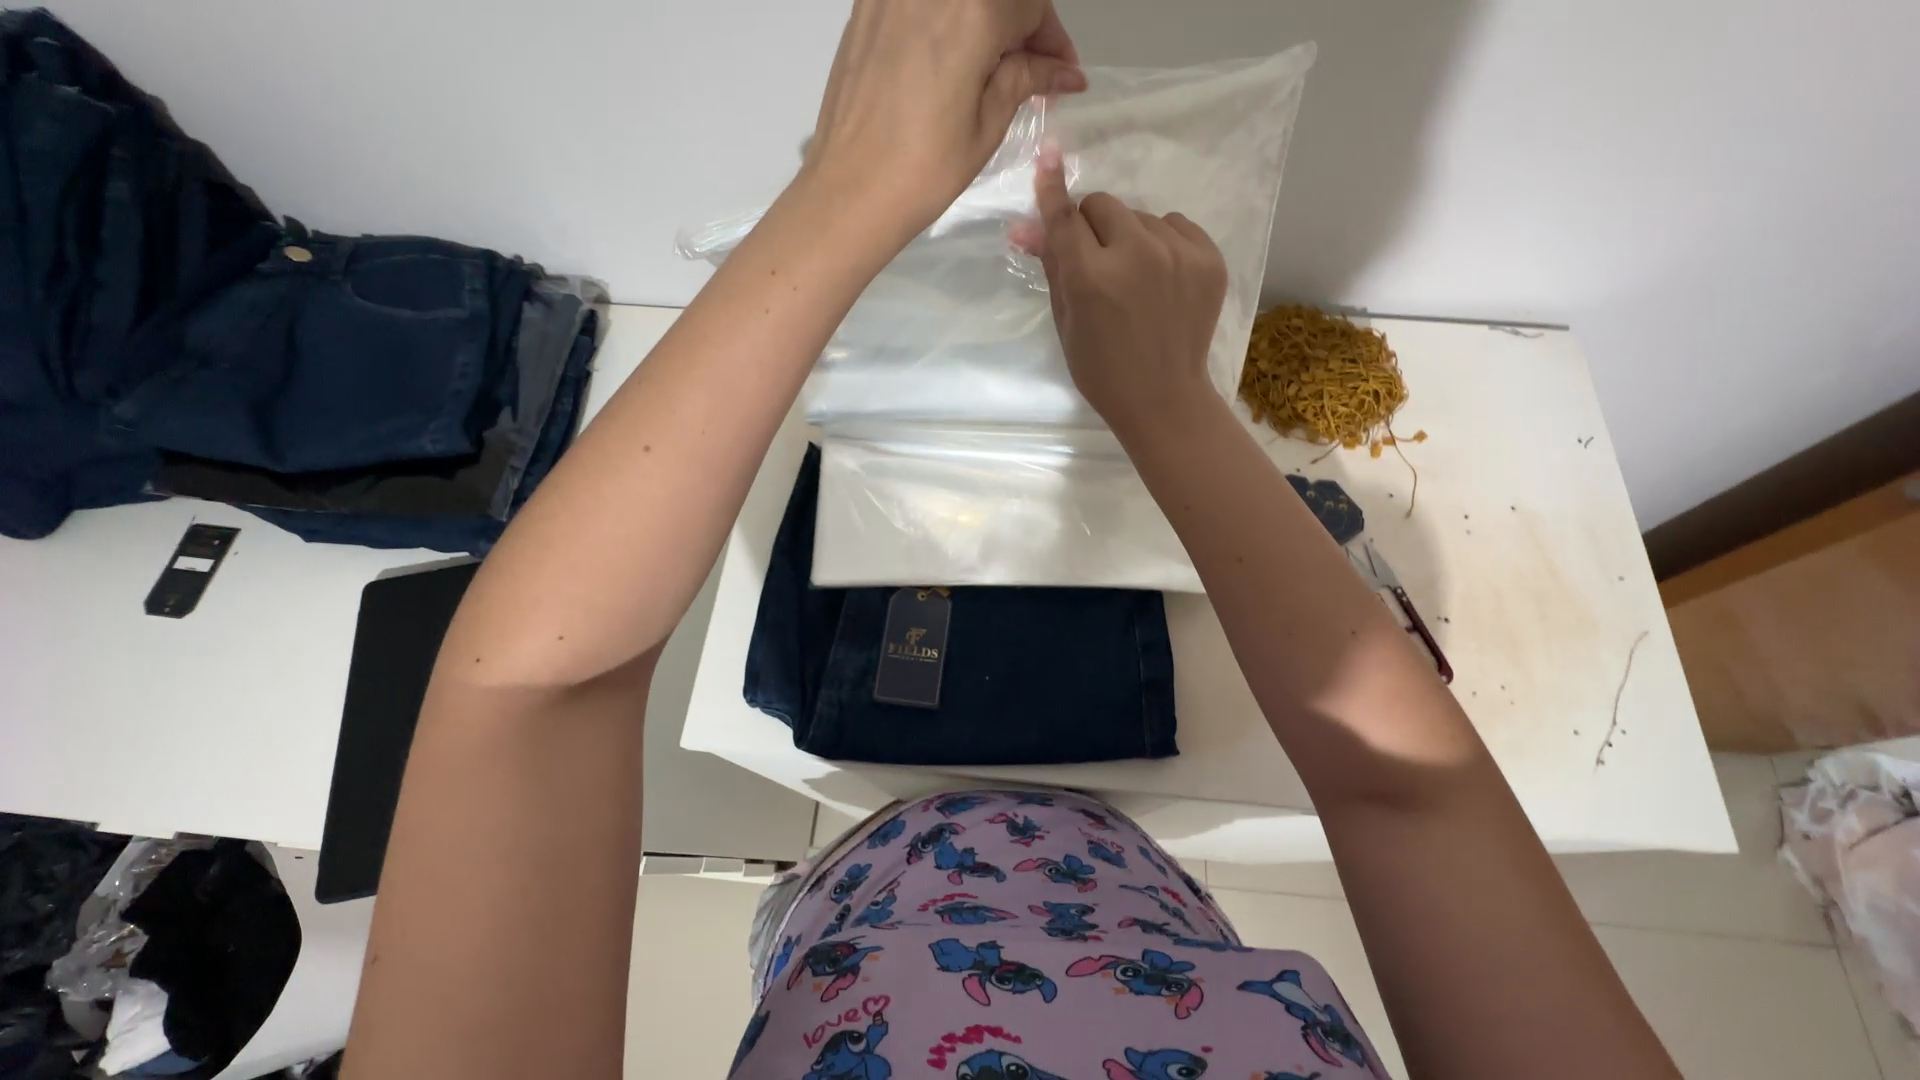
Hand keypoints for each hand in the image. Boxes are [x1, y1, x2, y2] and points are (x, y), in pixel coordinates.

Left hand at [802, 0, 1084, 245]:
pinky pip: (919, 2)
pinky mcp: (864, 8)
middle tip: (1032, 69)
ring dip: (983, 20)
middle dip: (1019, 25)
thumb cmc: (924, 170)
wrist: (849, 192)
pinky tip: (951, 58)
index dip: (1052, 39)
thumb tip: (1064, 71)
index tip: (1061, 73)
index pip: (1031, 5)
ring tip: (991, 67)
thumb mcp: (985, 126)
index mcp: (971, 10)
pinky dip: (944, 18)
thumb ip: (1023, 79)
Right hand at [1025, 146, 1229, 438]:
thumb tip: (1024, 226)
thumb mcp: (1067, 321)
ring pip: (1140, 217)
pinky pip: (1176, 226)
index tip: (1049, 154)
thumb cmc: (1102, 369)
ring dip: (1129, 236)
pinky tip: (1161, 277)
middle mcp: (1136, 255)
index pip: (1065, 217)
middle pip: (1103, 206)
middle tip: (1096, 261)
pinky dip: (1164, 243)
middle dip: (1092, 226)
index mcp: (1092, 277)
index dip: (1053, 186)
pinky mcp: (1209, 260)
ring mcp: (1178, 255)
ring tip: (1134, 278)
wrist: (1163, 398)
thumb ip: (1052, 266)